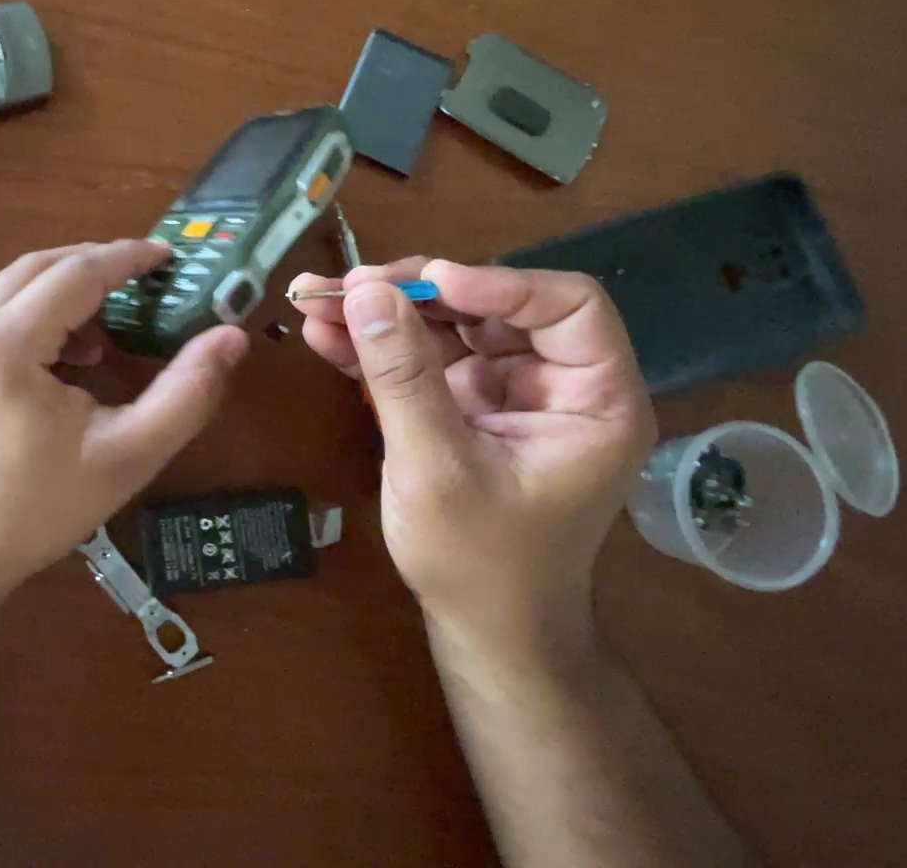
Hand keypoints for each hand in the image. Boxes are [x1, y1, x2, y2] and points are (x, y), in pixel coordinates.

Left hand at [0, 240, 248, 605]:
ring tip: (113, 324)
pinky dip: (36, 313)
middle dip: (96, 264)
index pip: (77, 273)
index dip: (127, 258)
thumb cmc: (35, 511)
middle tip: (147, 280)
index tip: (169, 256)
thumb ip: (186, 393)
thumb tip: (232, 338)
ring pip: (13, 285)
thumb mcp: (125, 456)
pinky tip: (67, 355)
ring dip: (65, 288)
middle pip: (41, 267)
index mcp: (5, 342)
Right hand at [289, 258, 654, 640]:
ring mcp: (501, 393)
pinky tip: (324, 334)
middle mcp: (551, 384)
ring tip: (313, 299)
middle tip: (345, 286)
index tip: (427, 283)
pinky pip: (417, 360)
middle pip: (488, 307)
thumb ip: (403, 377)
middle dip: (413, 292)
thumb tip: (365, 292)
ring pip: (444, 327)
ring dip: (379, 313)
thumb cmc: (479, 560)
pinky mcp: (460, 405)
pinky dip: (372, 347)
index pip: (566, 306)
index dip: (499, 284)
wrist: (478, 625)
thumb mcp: (437, 466)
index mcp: (593, 399)